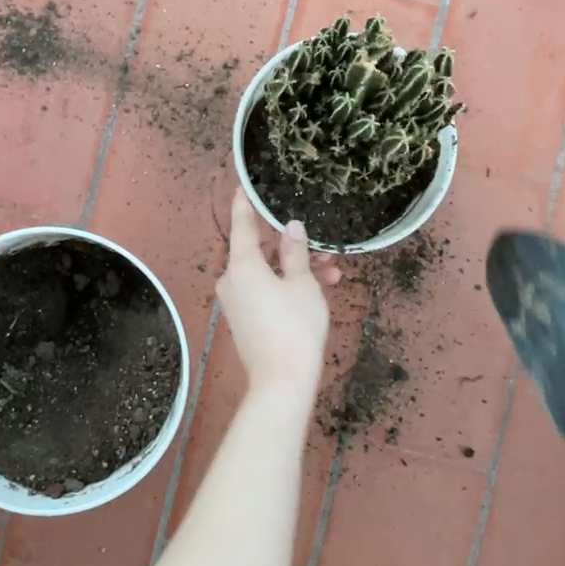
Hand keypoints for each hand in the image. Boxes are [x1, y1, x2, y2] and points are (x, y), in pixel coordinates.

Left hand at [217, 189, 340, 400]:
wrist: (282, 381)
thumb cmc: (294, 326)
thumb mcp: (303, 284)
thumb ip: (295, 253)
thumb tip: (291, 228)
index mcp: (241, 265)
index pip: (242, 224)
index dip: (245, 203)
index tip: (244, 183)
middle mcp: (232, 280)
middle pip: (260, 251)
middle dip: (292, 246)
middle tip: (322, 245)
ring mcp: (236, 301)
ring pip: (267, 273)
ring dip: (297, 269)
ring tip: (332, 272)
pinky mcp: (245, 319)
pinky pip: (265, 291)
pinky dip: (287, 287)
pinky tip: (320, 289)